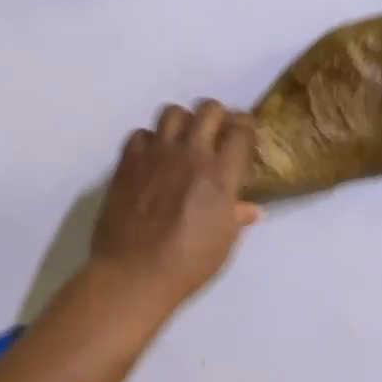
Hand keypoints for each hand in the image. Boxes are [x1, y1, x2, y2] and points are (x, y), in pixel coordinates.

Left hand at [89, 100, 262, 310]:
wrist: (134, 273)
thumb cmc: (187, 263)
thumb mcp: (223, 243)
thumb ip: (236, 216)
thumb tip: (253, 209)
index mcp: (219, 173)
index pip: (240, 129)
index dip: (245, 126)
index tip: (243, 133)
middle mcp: (190, 153)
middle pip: (208, 109)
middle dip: (216, 115)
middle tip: (215, 133)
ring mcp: (156, 153)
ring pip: (172, 111)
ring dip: (182, 121)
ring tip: (182, 140)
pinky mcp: (128, 160)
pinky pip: (141, 133)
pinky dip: (149, 141)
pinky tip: (151, 159)